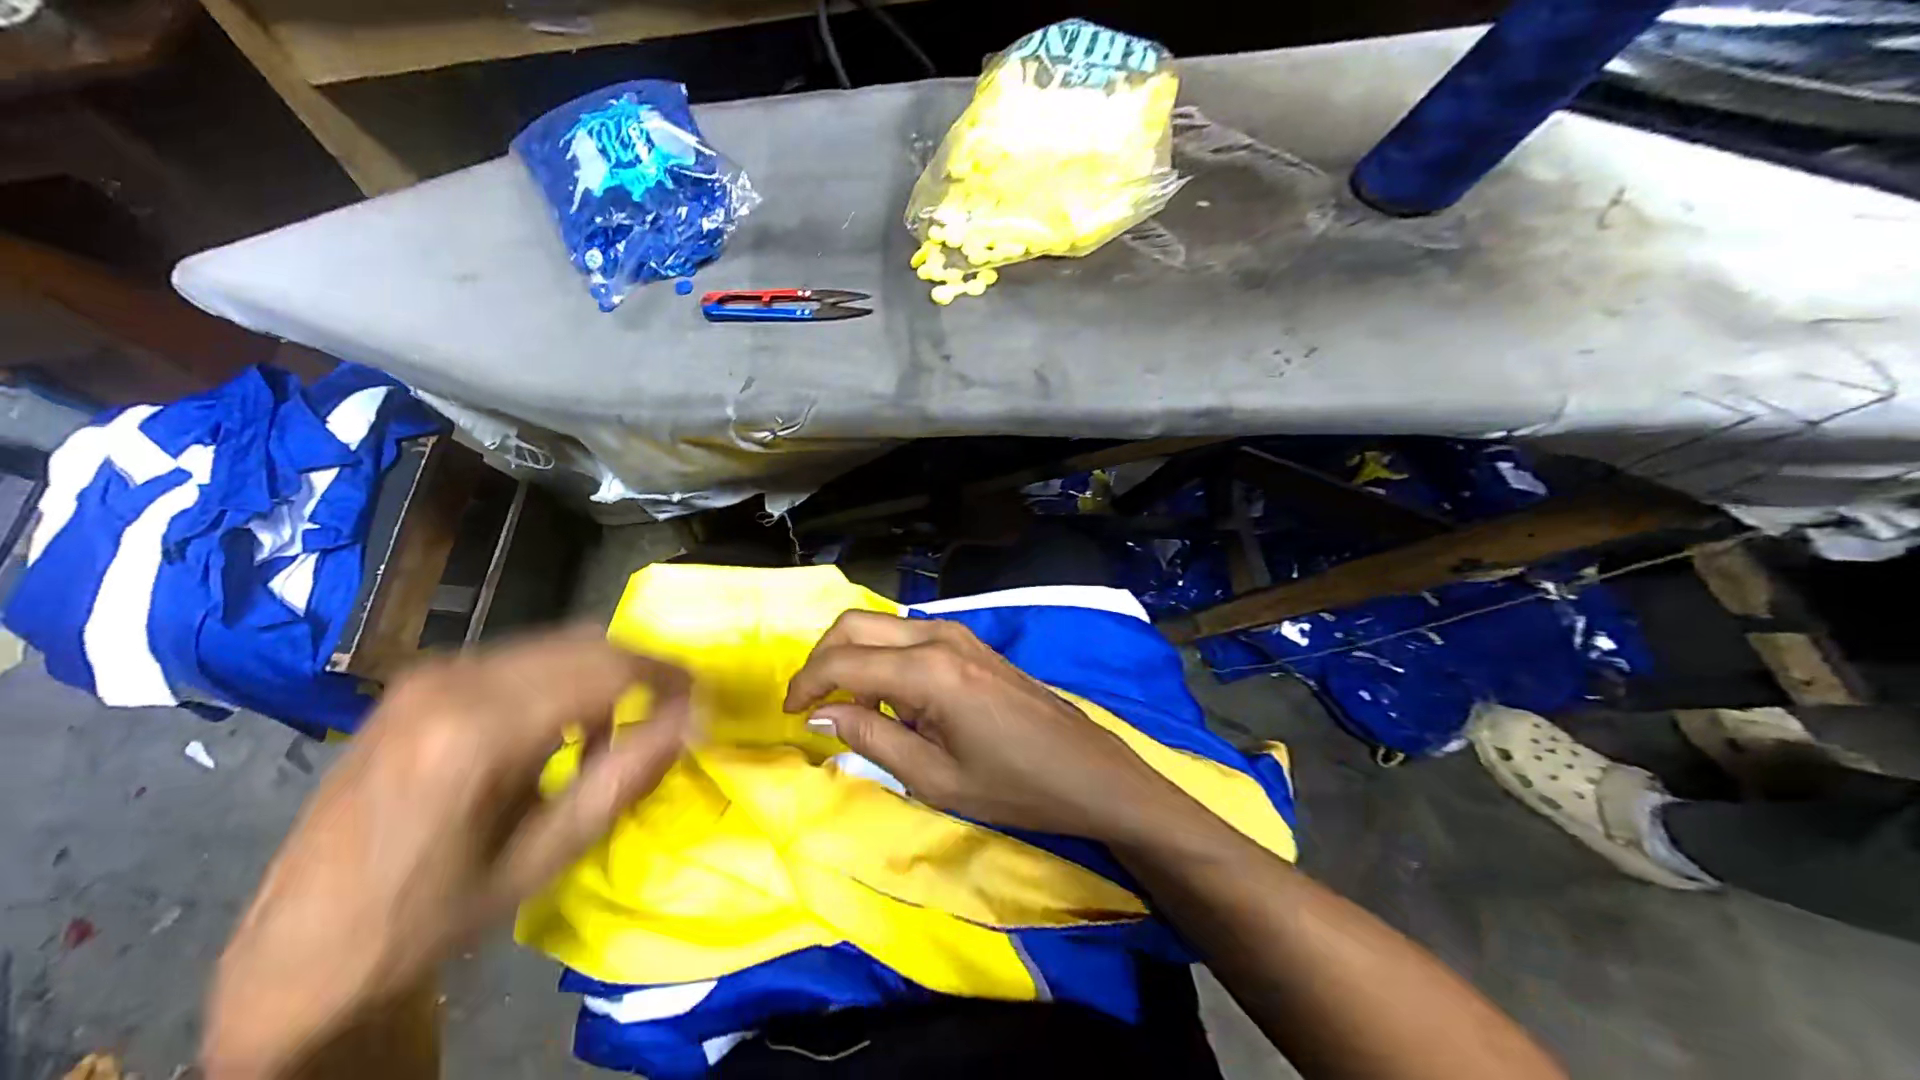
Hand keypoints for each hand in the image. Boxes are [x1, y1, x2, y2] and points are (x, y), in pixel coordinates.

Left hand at [203, 629, 689, 1078]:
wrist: (299, 945)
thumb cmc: (431, 914)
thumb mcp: (544, 858)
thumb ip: (626, 778)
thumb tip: (693, 721)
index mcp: (480, 732)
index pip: (607, 669)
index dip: (668, 676)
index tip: (702, 697)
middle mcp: (452, 683)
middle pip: (585, 643)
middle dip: (641, 669)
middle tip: (674, 709)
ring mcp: (429, 676)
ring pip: (555, 643)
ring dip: (603, 672)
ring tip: (620, 725)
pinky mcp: (419, 682)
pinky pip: (520, 656)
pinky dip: (562, 676)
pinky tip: (563, 724)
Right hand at [784, 610, 1175, 840]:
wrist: (1086, 771)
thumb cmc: (1013, 785)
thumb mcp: (933, 777)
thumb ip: (871, 736)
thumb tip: (822, 712)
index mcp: (928, 669)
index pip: (844, 660)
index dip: (807, 684)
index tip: (789, 713)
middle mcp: (939, 636)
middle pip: (856, 624)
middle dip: (822, 659)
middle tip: (811, 704)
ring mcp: (959, 635)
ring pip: (882, 626)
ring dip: (855, 658)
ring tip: (853, 710)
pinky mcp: (971, 643)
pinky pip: (909, 636)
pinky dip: (884, 659)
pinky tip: (893, 701)